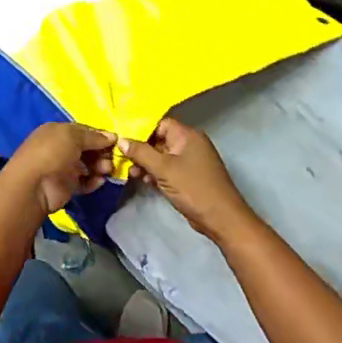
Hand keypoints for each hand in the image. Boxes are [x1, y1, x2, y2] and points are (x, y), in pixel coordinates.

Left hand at [2, 123, 115, 216]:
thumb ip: (93, 136)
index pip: (83, 131)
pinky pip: (85, 182)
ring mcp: (64, 167)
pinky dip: (94, 181)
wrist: (34, 185)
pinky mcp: (67, 185)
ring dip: (100, 166)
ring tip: (106, 170)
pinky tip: (99, 181)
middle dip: (102, 152)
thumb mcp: (72, 136)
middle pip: (88, 148)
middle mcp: (60, 148)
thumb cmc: (52, 153)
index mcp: (58, 131)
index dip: (100, 135)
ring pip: (88, 165)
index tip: (116, 141)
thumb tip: (112, 136)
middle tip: (111, 158)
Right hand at [119, 118, 250, 241]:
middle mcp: (190, 144)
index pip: (159, 124)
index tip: (123, 140)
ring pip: (161, 156)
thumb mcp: (163, 169)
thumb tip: (121, 140)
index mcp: (187, 136)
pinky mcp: (188, 176)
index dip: (140, 130)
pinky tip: (144, 181)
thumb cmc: (193, 188)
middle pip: (159, 140)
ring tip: (132, 173)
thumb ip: (141, 153)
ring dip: (146, 163)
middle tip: (123, 159)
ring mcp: (190, 161)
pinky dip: (155, 173)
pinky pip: (168, 168)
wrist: (221, 218)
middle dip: (140, 150)